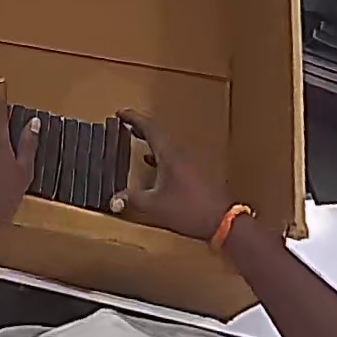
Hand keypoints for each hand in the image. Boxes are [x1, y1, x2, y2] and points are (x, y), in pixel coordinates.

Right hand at [110, 109, 233, 240]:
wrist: (224, 223)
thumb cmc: (188, 210)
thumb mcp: (155, 206)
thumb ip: (132, 200)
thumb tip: (112, 199)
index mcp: (169, 155)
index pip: (150, 128)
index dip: (134, 118)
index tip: (120, 113)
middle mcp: (179, 155)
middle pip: (158, 133)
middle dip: (140, 126)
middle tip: (125, 123)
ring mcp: (189, 164)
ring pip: (165, 144)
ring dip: (150, 139)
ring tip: (136, 138)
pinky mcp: (194, 175)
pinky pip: (172, 156)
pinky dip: (158, 154)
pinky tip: (152, 163)